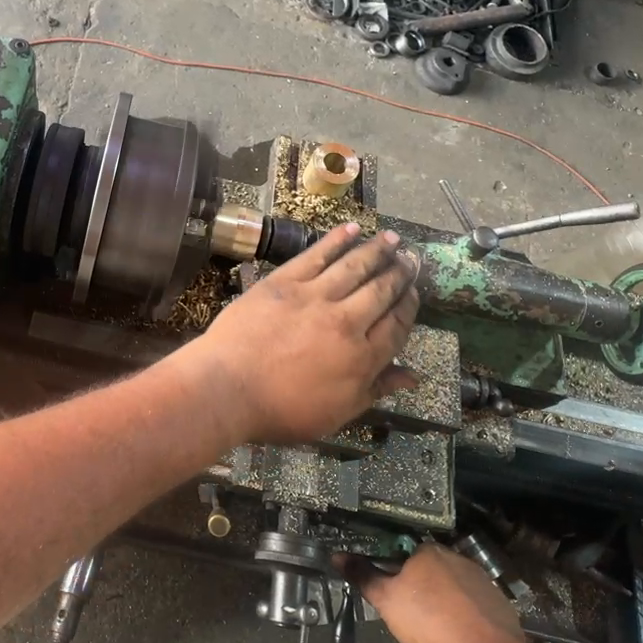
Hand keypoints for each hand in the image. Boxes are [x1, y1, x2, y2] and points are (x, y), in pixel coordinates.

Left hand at [187, 223, 419, 441]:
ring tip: (392, 239)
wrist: (228, 388)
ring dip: (376, 251)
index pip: (397, 326)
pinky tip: (351, 229)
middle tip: (411, 258)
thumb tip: (412, 377)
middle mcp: (345, 322)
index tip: (415, 291)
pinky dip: (336, 240)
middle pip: (380, 291)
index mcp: (362, 358)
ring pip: (354, 267)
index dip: (409, 306)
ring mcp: (314, 297)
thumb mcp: (337, 413)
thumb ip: (375, 390)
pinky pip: (316, 255)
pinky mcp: (284, 282)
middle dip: (399, 273)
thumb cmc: (280, 410)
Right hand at [340, 546, 523, 642]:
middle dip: (420, 585)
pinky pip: (473, 602)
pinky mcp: (498, 600)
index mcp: (426, 550)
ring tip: (435, 624)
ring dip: (443, 598)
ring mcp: (480, 578)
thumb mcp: (386, 600)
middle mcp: (455, 556)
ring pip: (452, 585)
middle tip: (411, 610)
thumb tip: (337, 557)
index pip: (403, 551)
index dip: (394, 570)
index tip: (392, 590)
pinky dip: (464, 613)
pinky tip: (458, 632)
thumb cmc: (429, 621)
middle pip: (429, 567)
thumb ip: (363, 576)